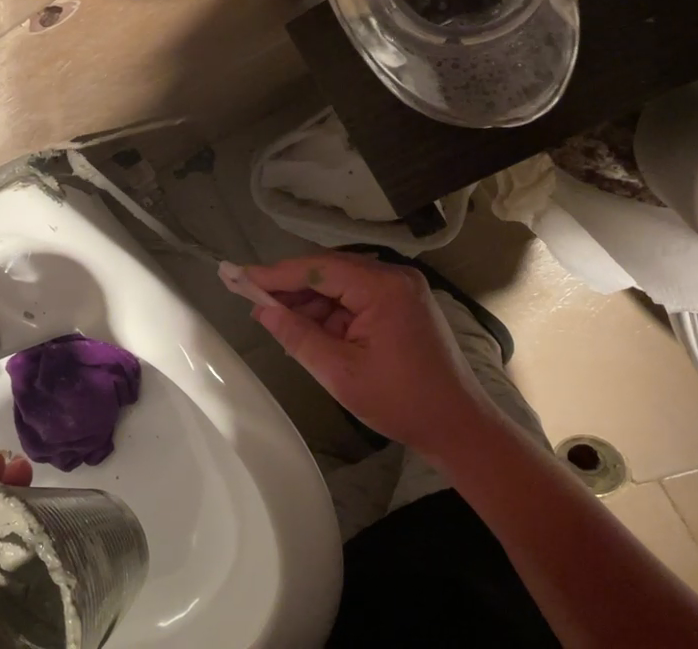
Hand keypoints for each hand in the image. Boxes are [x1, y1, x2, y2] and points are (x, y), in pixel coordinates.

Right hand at [227, 251, 500, 457]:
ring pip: (338, 284)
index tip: (237, 276)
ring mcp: (399, 290)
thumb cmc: (402, 402)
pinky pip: (353, 298)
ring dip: (306, 301)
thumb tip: (261, 311)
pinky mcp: (400, 305)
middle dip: (288, 287)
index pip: (317, 268)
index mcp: (383, 288)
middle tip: (249, 298)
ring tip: (273, 318)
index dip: (274, 274)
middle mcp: (393, 277)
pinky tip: (304, 326)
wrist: (459, 428)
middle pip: (327, 270)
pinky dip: (327, 311)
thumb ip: (297, 336)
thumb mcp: (340, 372)